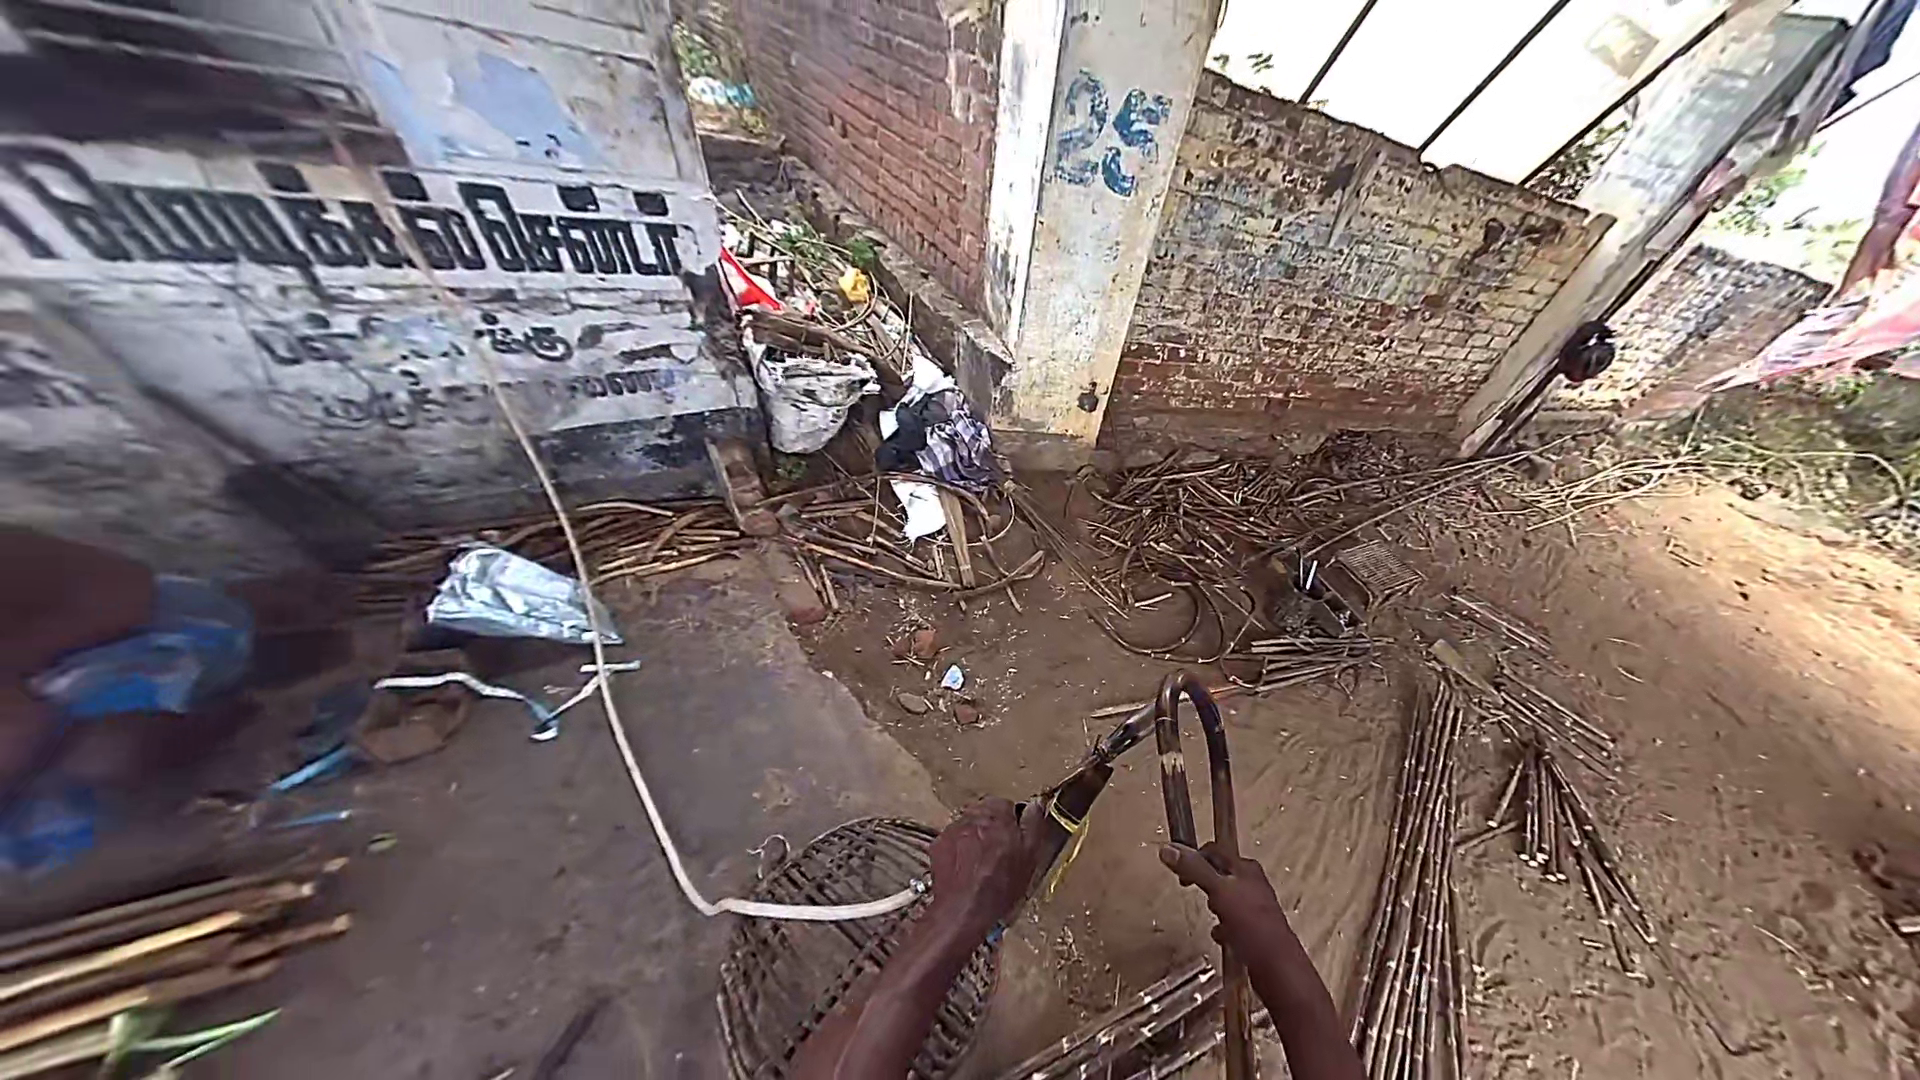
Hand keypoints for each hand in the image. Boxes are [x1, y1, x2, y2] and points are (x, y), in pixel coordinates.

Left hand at [927, 797, 1042, 930]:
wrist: (964, 910)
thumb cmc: (998, 886)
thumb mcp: (1029, 856)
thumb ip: (1033, 824)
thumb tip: (1036, 805)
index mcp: (996, 814)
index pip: (1006, 804)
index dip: (1012, 822)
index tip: (1015, 838)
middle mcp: (972, 816)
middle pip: (985, 813)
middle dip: (993, 828)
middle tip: (1000, 853)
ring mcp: (953, 829)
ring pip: (968, 826)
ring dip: (976, 838)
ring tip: (984, 865)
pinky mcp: (939, 844)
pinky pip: (953, 841)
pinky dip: (959, 850)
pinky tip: (967, 870)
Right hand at [1160, 841, 1292, 954]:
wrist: (1280, 972)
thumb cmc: (1250, 925)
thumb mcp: (1219, 890)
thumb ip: (1194, 868)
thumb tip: (1166, 848)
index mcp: (1247, 869)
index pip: (1214, 850)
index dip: (1194, 856)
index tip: (1179, 870)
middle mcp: (1254, 884)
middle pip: (1221, 874)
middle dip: (1204, 881)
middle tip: (1191, 889)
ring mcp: (1257, 909)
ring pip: (1227, 898)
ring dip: (1214, 904)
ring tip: (1210, 914)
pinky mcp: (1258, 932)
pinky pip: (1234, 922)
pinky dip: (1224, 926)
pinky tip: (1220, 936)